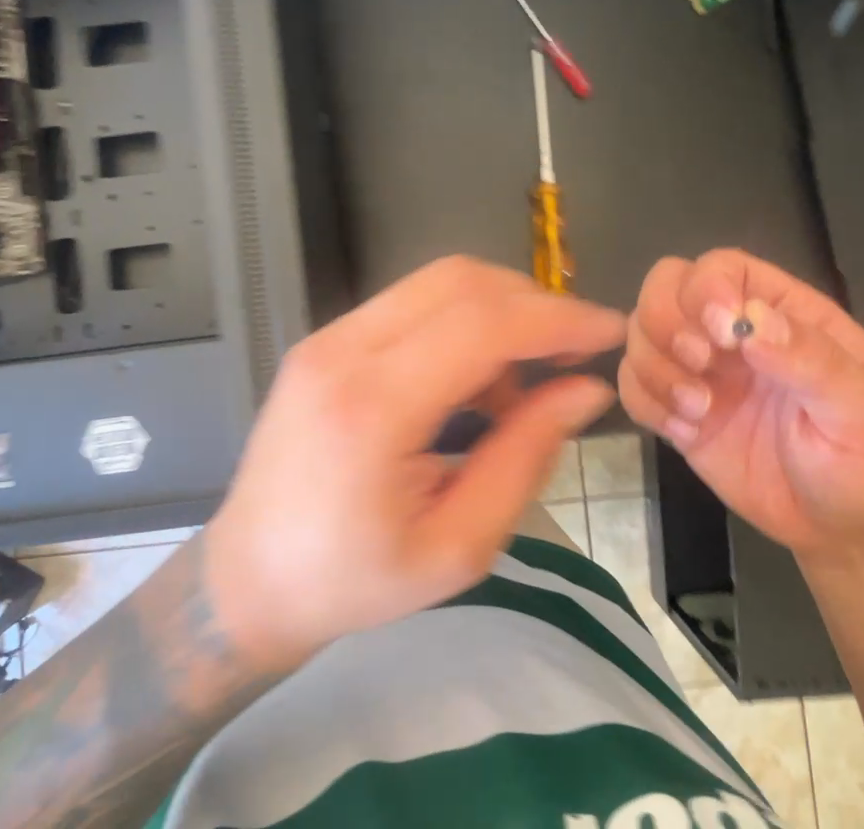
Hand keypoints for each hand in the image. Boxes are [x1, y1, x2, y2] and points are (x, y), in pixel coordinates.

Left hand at [204, 256, 625, 667]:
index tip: (613, 333)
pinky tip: (475, 385)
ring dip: (497, 314)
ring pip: (434, 285)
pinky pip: (408, 307)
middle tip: (576, 354)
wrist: (250, 581)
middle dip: (534, 305)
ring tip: (523, 387)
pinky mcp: (322, 345)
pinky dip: (459, 326)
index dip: (559, 319)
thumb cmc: (354, 582)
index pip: (484, 323)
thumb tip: (586, 390)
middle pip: (460, 282)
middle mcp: (343, 352)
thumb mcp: (458, 545)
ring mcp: (325, 340)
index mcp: (373, 408)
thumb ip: (525, 458)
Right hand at [617, 249, 863, 560]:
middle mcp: (734, 334)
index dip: (707, 288)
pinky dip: (645, 403)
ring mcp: (702, 373)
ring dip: (655, 368)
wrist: (844, 531)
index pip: (724, 268)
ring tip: (697, 412)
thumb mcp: (863, 410)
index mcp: (785, 314)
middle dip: (665, 322)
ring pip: (640, 334)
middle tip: (698, 366)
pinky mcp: (678, 414)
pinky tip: (683, 433)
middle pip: (666, 287)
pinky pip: (633, 387)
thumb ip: (813, 360)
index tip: (721, 336)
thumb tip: (752, 322)